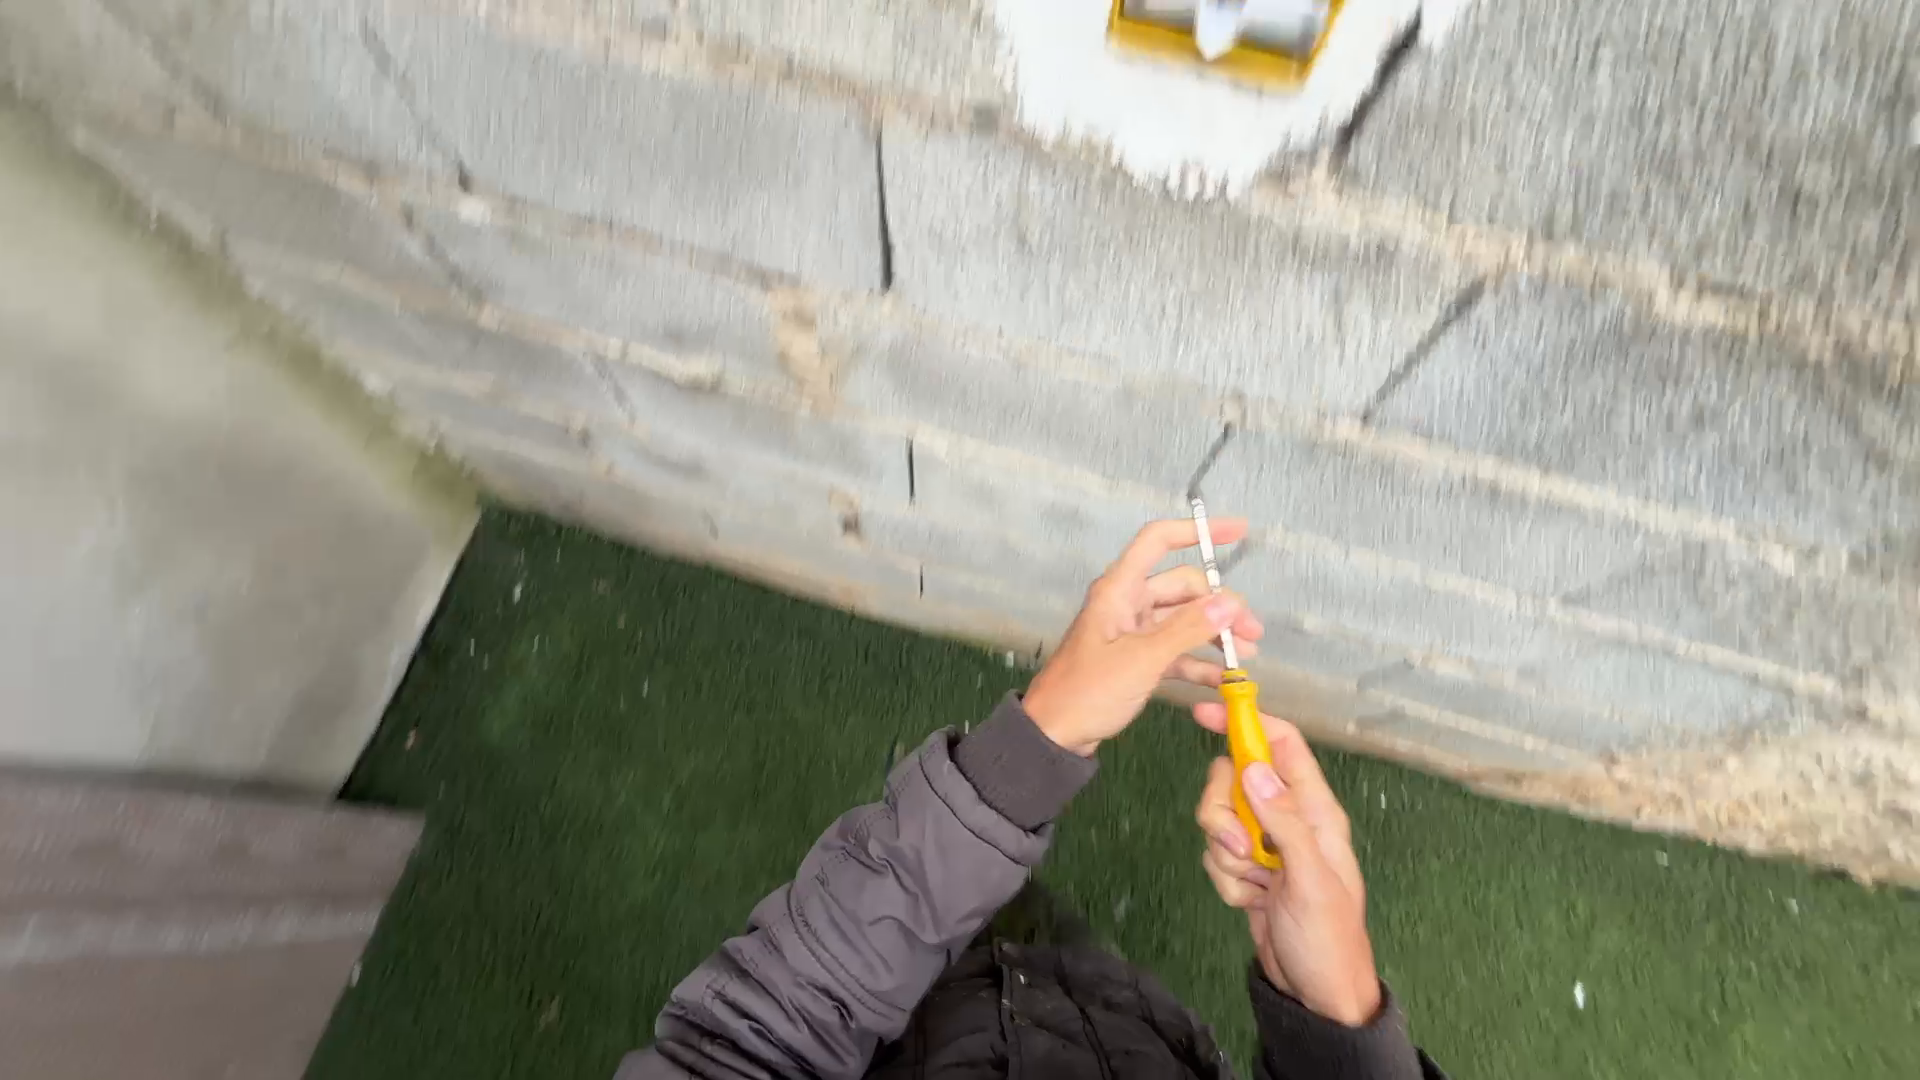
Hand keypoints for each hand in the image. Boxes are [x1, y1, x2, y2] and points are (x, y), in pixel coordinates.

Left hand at [1022, 518, 1264, 756]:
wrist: (1054, 733)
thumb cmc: (1088, 691)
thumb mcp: (1142, 659)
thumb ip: (1187, 629)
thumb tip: (1230, 602)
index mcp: (1119, 589)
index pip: (1158, 541)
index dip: (1197, 530)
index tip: (1238, 531)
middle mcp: (1126, 603)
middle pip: (1181, 586)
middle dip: (1220, 604)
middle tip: (1252, 633)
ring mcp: (1131, 631)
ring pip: (1182, 619)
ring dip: (1214, 633)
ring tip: (1246, 655)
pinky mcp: (1135, 659)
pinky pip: (1175, 650)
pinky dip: (1199, 661)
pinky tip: (1225, 679)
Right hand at [1192, 705, 1381, 1025]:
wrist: (1315, 994)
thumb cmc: (1327, 937)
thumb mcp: (1310, 879)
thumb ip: (1282, 821)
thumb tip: (1250, 767)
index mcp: (1314, 809)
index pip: (1280, 744)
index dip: (1245, 721)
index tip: (1204, 713)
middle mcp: (1285, 816)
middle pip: (1231, 778)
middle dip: (1222, 812)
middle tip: (1239, 847)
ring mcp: (1263, 841)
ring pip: (1217, 817)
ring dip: (1225, 854)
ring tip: (1254, 884)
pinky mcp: (1245, 866)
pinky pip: (1215, 851)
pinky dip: (1225, 877)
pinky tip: (1251, 901)